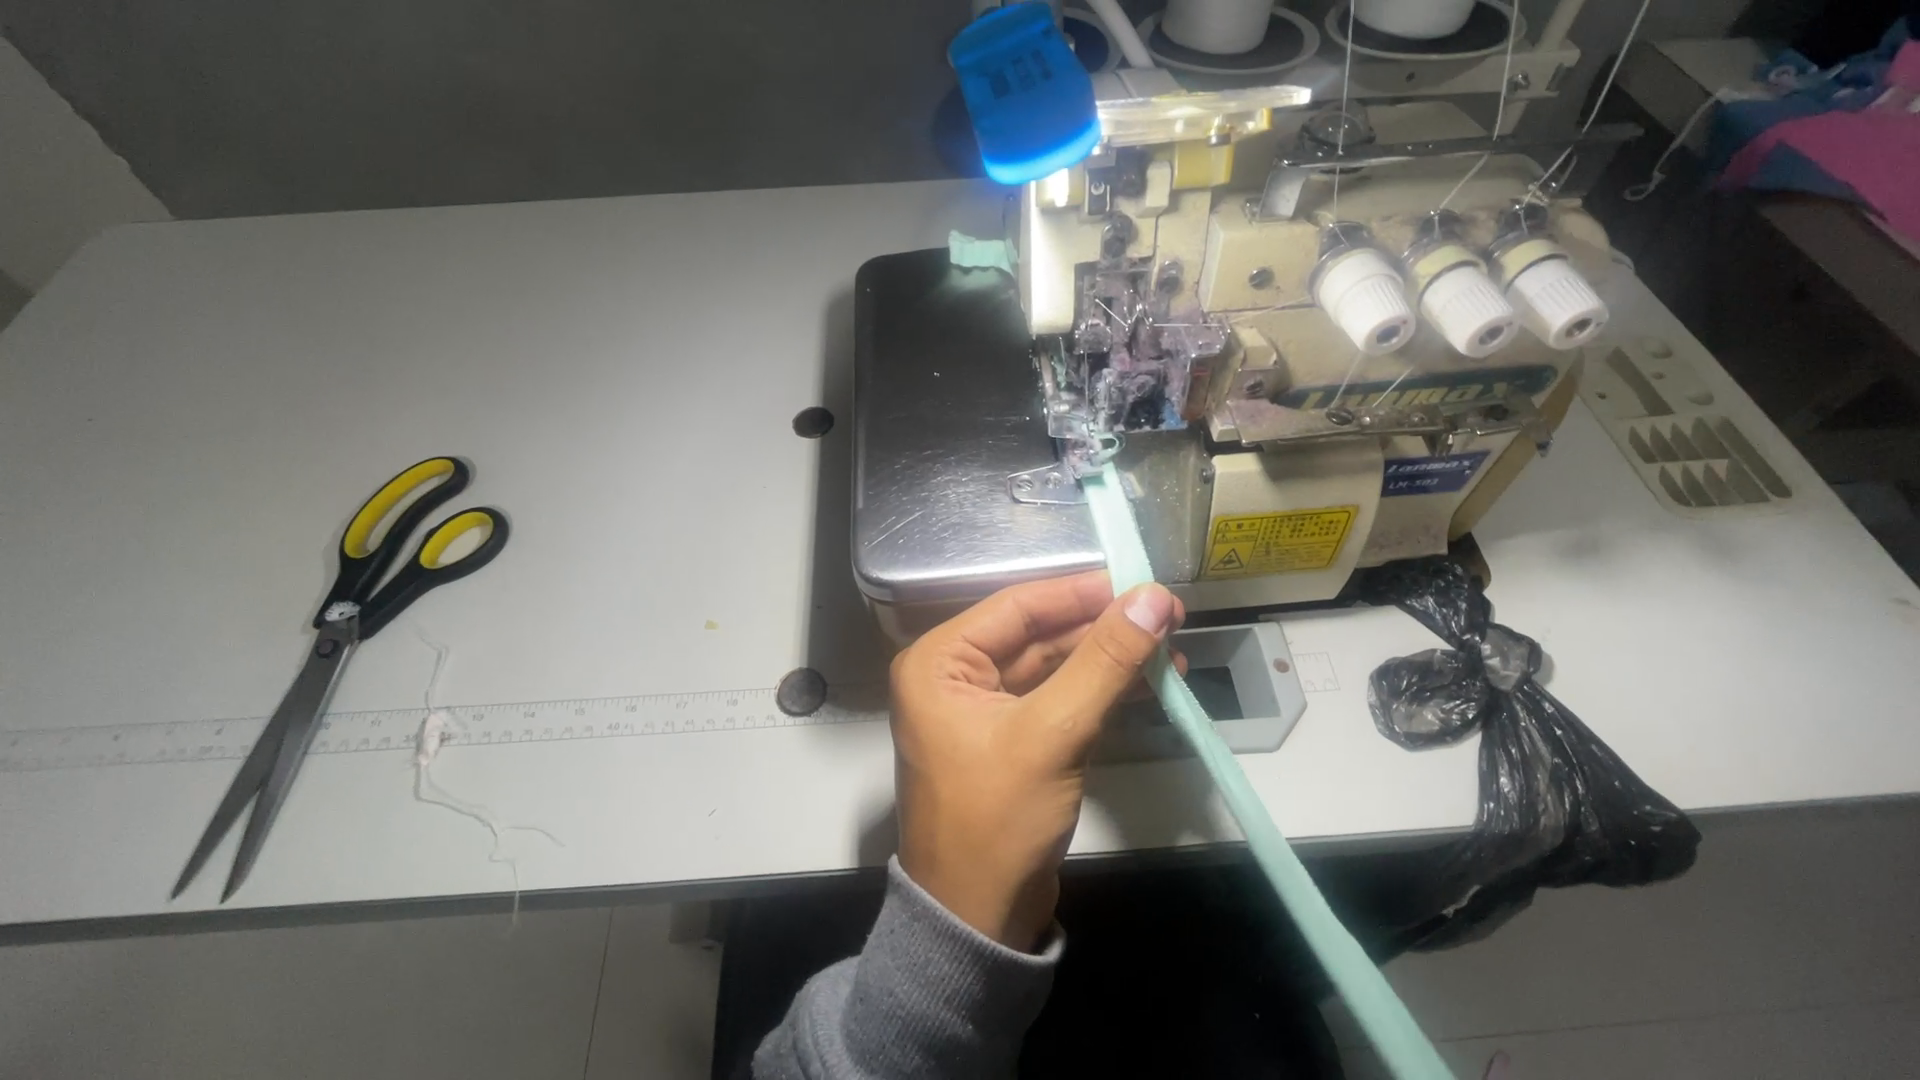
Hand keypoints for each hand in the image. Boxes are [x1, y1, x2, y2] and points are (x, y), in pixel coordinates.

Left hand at [889, 571, 1183, 950]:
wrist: (977, 920)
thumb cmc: (997, 821)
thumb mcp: (1053, 733)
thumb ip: (1104, 662)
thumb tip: (1154, 598)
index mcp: (941, 662)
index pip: (1019, 606)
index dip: (1084, 592)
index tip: (1145, 584)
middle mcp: (956, 677)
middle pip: (1040, 634)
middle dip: (1104, 628)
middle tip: (1169, 618)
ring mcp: (986, 711)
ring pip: (1056, 668)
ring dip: (1110, 662)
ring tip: (1171, 653)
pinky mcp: (1014, 742)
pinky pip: (1060, 701)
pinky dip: (1102, 693)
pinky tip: (1150, 687)